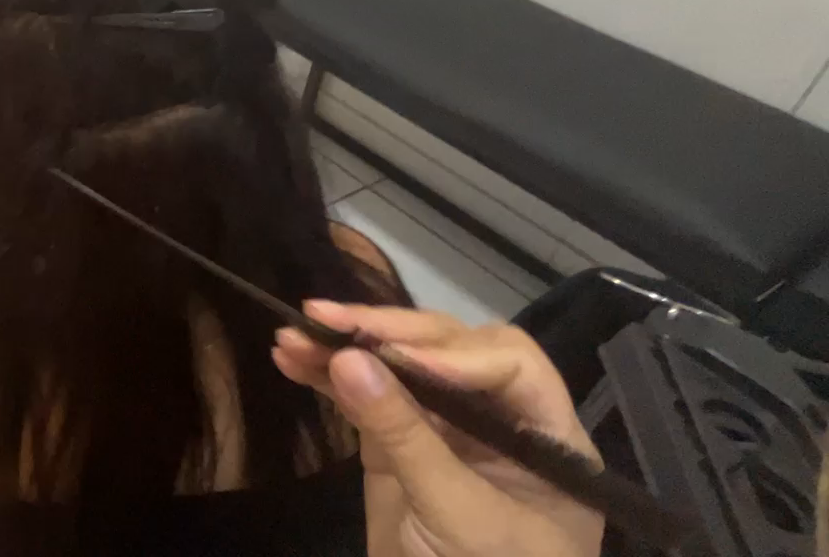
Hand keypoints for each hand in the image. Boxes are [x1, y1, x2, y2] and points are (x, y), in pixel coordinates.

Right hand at [273, 303, 603, 556]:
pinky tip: (287, 360)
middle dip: (382, 330)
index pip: (508, 363)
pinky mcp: (392, 438)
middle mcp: (495, 419)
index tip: (394, 356)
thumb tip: (345, 357)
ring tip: (289, 334)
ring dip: (337, 344)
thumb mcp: (455, 515)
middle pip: (443, 346)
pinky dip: (321, 374)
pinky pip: (357, 390)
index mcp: (545, 438)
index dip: (452, 351)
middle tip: (323, 318)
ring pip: (392, 360)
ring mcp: (441, 426)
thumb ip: (403, 433)